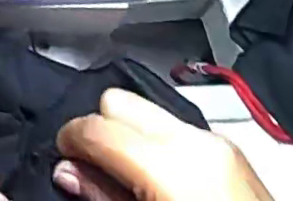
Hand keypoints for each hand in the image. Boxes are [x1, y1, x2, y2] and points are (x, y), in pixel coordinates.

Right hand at [54, 89, 274, 200]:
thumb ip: (106, 200)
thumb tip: (68, 173)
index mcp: (174, 166)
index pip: (99, 126)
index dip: (70, 139)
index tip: (61, 159)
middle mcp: (196, 140)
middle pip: (119, 100)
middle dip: (98, 129)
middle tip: (91, 173)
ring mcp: (218, 144)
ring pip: (146, 110)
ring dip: (126, 136)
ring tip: (122, 183)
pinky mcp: (231, 154)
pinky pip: (175, 130)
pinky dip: (154, 146)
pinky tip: (155, 186)